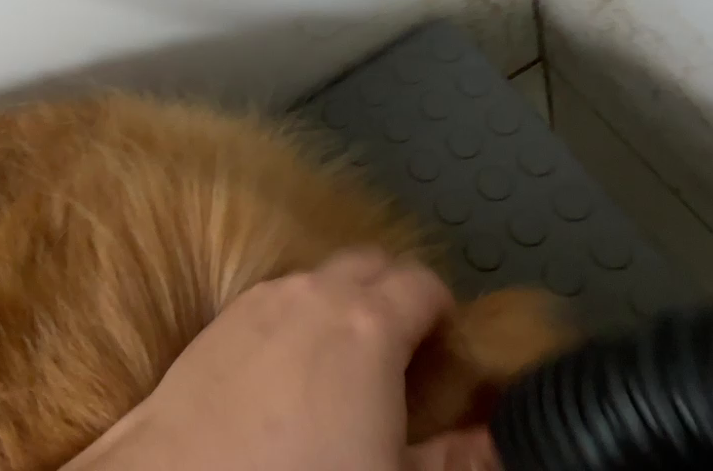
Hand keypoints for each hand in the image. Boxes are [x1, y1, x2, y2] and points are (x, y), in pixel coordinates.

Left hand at [62, 248, 499, 470]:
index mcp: (370, 325)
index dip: (442, 308)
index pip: (423, 282)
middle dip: (395, 290)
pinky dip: (299, 313)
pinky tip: (293, 364)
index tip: (447, 339)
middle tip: (406, 343)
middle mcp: (316, 294)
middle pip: (371, 262)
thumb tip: (489, 443)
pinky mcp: (224, 315)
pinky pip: (278, 295)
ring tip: (348, 358)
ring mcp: (264, 298)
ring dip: (343, 300)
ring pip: (320, 277)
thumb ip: (457, 459)